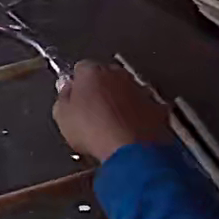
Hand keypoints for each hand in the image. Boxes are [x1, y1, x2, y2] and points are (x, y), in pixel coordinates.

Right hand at [52, 60, 172, 163]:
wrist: (130, 150)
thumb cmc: (96, 130)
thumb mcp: (61, 115)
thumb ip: (63, 97)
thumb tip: (65, 92)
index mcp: (92, 72)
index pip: (80, 68)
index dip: (75, 84)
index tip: (71, 96)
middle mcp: (118, 75)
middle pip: (104, 77)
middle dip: (98, 91)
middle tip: (88, 112)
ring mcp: (140, 90)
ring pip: (125, 91)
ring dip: (117, 102)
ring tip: (106, 125)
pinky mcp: (157, 107)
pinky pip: (142, 107)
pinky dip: (135, 115)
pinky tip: (125, 131)